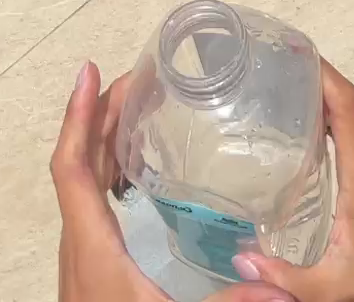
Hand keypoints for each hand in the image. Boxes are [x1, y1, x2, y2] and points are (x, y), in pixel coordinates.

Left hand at [53, 61, 297, 301]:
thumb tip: (281, 289)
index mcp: (93, 248)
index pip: (71, 167)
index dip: (76, 116)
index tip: (87, 72)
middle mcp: (81, 244)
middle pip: (79, 163)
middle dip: (101, 113)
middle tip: (139, 79)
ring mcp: (84, 256)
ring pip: (83, 181)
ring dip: (103, 138)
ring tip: (138, 108)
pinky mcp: (95, 267)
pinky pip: (92, 201)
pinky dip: (110, 169)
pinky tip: (140, 168)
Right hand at [231, 61, 353, 301]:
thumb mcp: (333, 285)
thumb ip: (284, 276)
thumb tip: (240, 259)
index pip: (345, 104)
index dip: (322, 73)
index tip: (292, 53)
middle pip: (344, 98)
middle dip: (311, 74)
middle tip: (271, 64)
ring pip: (349, 110)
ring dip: (321, 90)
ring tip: (280, 83)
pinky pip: (351, 125)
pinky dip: (329, 110)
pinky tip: (303, 120)